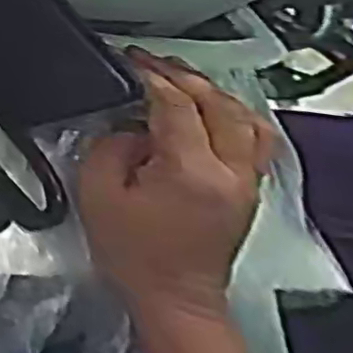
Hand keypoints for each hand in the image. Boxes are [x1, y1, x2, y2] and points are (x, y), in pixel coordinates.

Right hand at [77, 48, 276, 320]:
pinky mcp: (246, 192)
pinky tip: (210, 108)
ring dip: (215, 92)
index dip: (150, 77)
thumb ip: (111, 146)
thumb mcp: (97, 188)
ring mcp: (245, 185)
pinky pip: (255, 141)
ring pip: (249, 121)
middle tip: (149, 61)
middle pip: (221, 107)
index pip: (177, 107)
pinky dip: (233, 114)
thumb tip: (128, 127)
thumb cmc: (130, 246)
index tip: (128, 61)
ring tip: (182, 76)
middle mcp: (230, 175)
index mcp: (190, 172)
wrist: (169, 291)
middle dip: (184, 76)